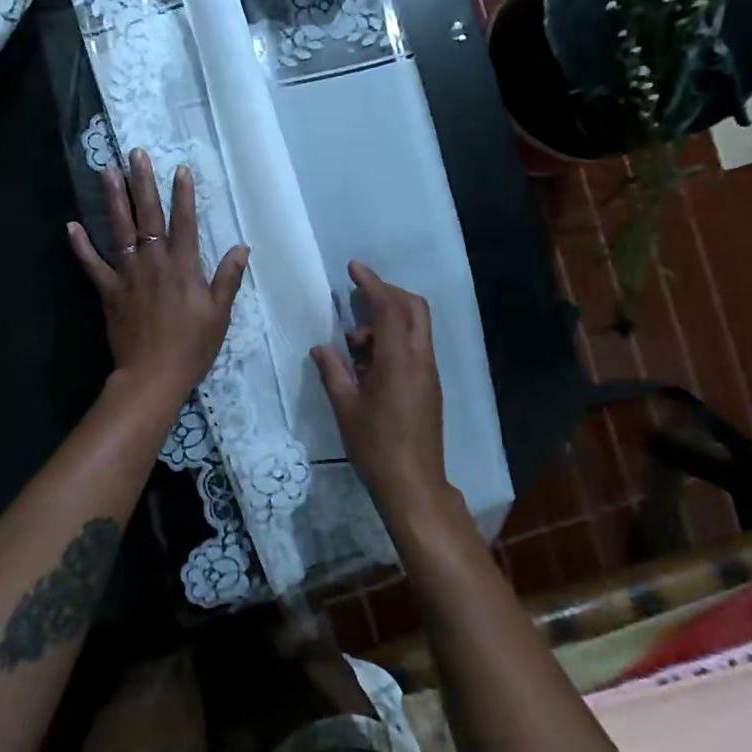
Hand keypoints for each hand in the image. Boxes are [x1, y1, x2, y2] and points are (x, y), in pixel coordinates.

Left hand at [68, 148, 247, 410]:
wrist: (153, 375)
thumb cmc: (193, 345)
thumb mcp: (220, 313)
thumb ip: (228, 278)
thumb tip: (242, 247)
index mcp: (183, 267)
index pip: (184, 222)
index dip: (183, 195)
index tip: (181, 169)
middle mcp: (154, 263)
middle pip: (147, 216)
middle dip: (143, 183)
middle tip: (136, 154)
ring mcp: (127, 275)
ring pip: (119, 230)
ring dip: (113, 200)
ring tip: (107, 171)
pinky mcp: (108, 292)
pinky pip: (92, 264)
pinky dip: (81, 246)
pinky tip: (71, 226)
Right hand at [310, 262, 447, 515]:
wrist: (414, 484)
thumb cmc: (376, 447)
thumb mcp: (345, 408)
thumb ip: (333, 372)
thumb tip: (321, 348)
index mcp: (399, 359)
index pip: (388, 307)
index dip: (371, 283)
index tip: (353, 267)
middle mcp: (420, 358)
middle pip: (413, 308)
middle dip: (387, 295)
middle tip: (358, 299)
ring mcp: (429, 372)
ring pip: (414, 329)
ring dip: (386, 324)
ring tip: (353, 349)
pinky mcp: (430, 386)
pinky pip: (414, 349)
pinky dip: (393, 343)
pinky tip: (368, 367)